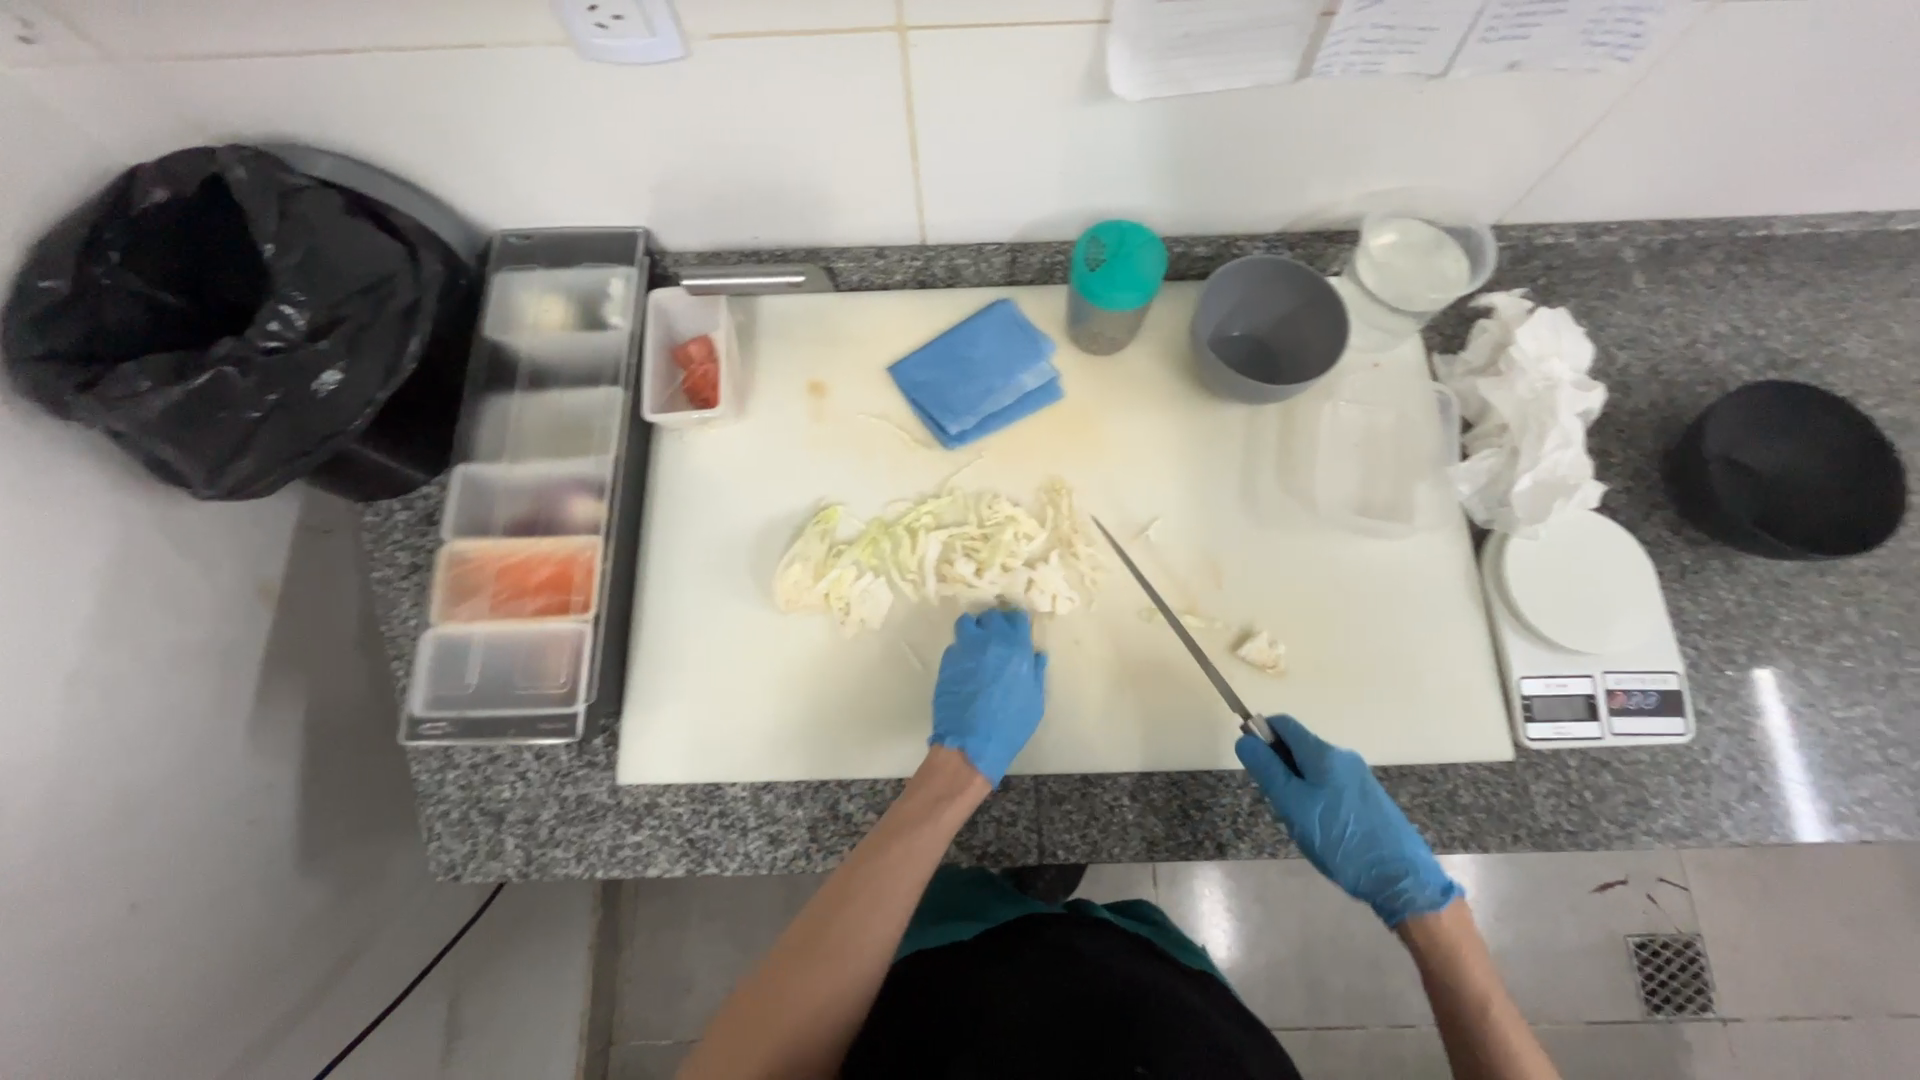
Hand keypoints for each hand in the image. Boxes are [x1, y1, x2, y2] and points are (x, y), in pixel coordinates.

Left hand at [930, 608, 1047, 785]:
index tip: (1016, 627)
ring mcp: (965, 649)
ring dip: (973, 630)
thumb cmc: (1010, 725)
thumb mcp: (1035, 701)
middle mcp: (989, 641)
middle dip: (994, 623)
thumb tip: (1036, 654)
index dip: (1016, 621)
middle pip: (991, 616)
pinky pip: (955, 646)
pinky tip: (965, 666)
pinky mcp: (947, 661)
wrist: (970, 743)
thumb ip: (1035, 672)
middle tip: (996, 636)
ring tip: (977, 644)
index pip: (1017, 618)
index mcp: (1016, 648)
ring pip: (967, 624)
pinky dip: (961, 650)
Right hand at [1236, 715, 1461, 926]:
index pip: (1283, 723)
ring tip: (1301, 824)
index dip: (1261, 734)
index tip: (1254, 764)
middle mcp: (1343, 757)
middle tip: (1278, 805)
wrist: (1401, 880)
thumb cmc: (1338, 840)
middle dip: (1279, 768)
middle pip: (1298, 747)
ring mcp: (1359, 778)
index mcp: (1324, 754)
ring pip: (1313, 770)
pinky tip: (1322, 830)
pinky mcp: (1368, 798)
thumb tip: (1244, 738)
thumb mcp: (1292, 806)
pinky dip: (1315, 798)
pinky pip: (1330, 786)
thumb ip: (1267, 770)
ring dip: (1297, 787)